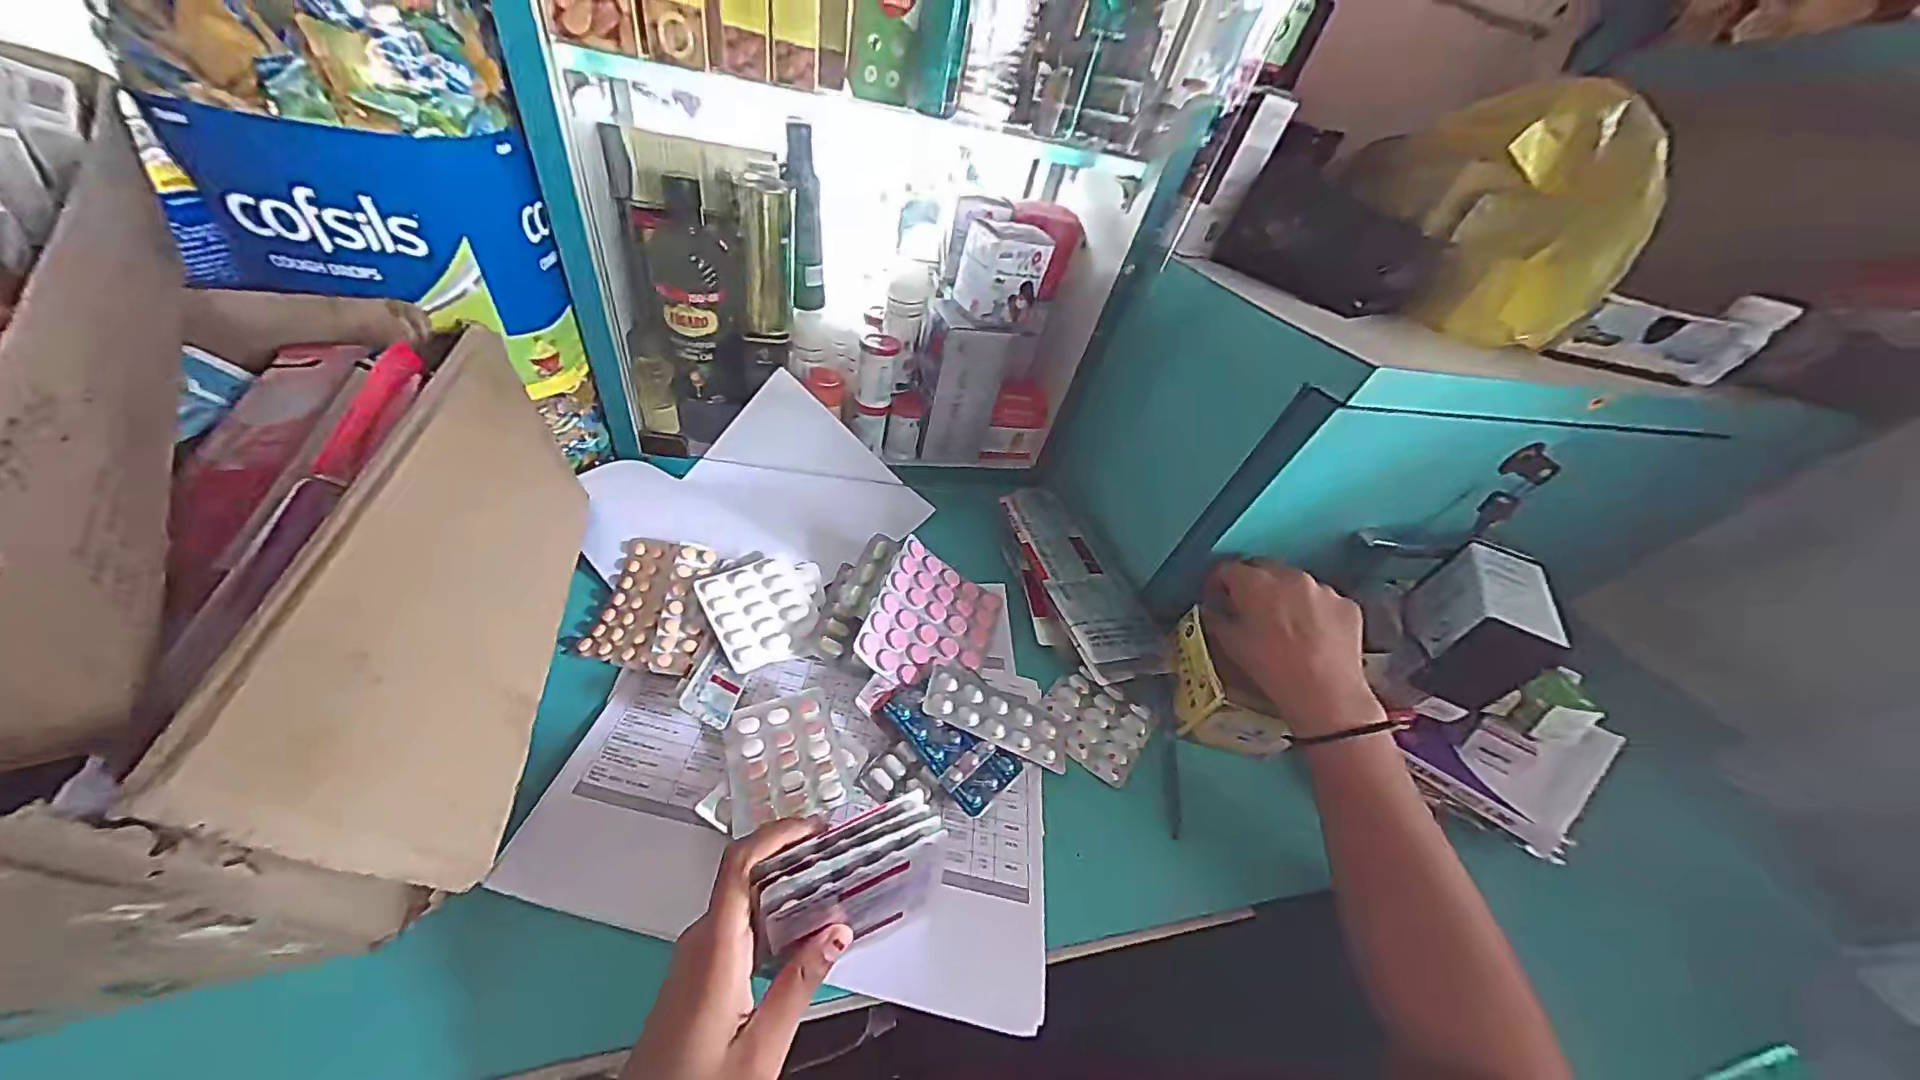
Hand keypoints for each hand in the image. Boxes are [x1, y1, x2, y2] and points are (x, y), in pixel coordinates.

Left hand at [624, 820, 853, 1079]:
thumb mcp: (761, 1049)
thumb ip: (800, 985)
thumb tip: (836, 933)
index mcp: (714, 951)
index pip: (739, 864)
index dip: (777, 833)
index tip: (811, 826)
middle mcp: (699, 943)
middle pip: (745, 874)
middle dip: (790, 854)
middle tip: (831, 853)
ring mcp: (695, 956)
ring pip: (742, 898)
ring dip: (783, 884)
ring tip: (824, 887)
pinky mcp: (697, 970)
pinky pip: (737, 922)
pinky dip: (771, 911)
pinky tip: (796, 928)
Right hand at [1203, 559, 1385, 739]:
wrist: (1325, 693)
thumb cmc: (1271, 667)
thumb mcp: (1231, 644)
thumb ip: (1216, 618)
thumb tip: (1212, 608)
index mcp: (1255, 582)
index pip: (1227, 568)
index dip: (1216, 582)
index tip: (1215, 596)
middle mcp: (1289, 576)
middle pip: (1262, 568)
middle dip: (1251, 583)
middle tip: (1247, 608)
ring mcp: (1322, 588)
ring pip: (1295, 582)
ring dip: (1284, 594)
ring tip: (1283, 623)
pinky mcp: (1346, 604)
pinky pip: (1322, 599)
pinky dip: (1313, 609)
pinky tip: (1311, 634)